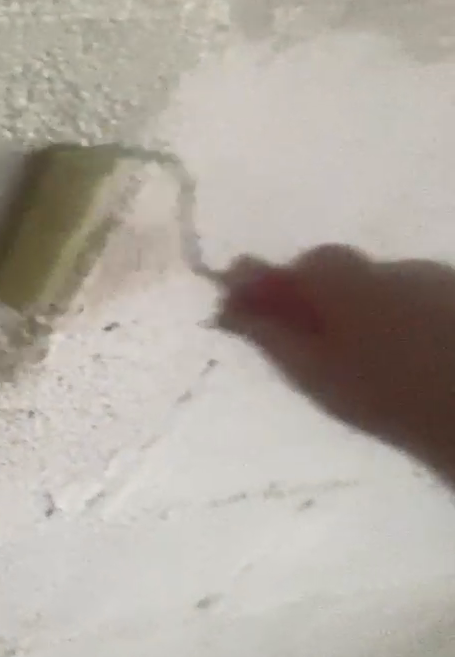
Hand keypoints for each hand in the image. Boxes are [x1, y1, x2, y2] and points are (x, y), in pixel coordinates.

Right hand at [220, 245, 454, 471]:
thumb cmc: (383, 394)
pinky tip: (404, 352)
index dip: (281, 282)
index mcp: (351, 283)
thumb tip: (225, 300)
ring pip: (386, 287)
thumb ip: (263, 327)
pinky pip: (421, 300)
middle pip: (349, 272)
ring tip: (363, 352)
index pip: (306, 262)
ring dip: (364, 308)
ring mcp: (444, 286)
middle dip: (323, 296)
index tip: (261, 311)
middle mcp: (399, 271)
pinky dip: (402, 318)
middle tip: (311, 340)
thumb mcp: (307, 368)